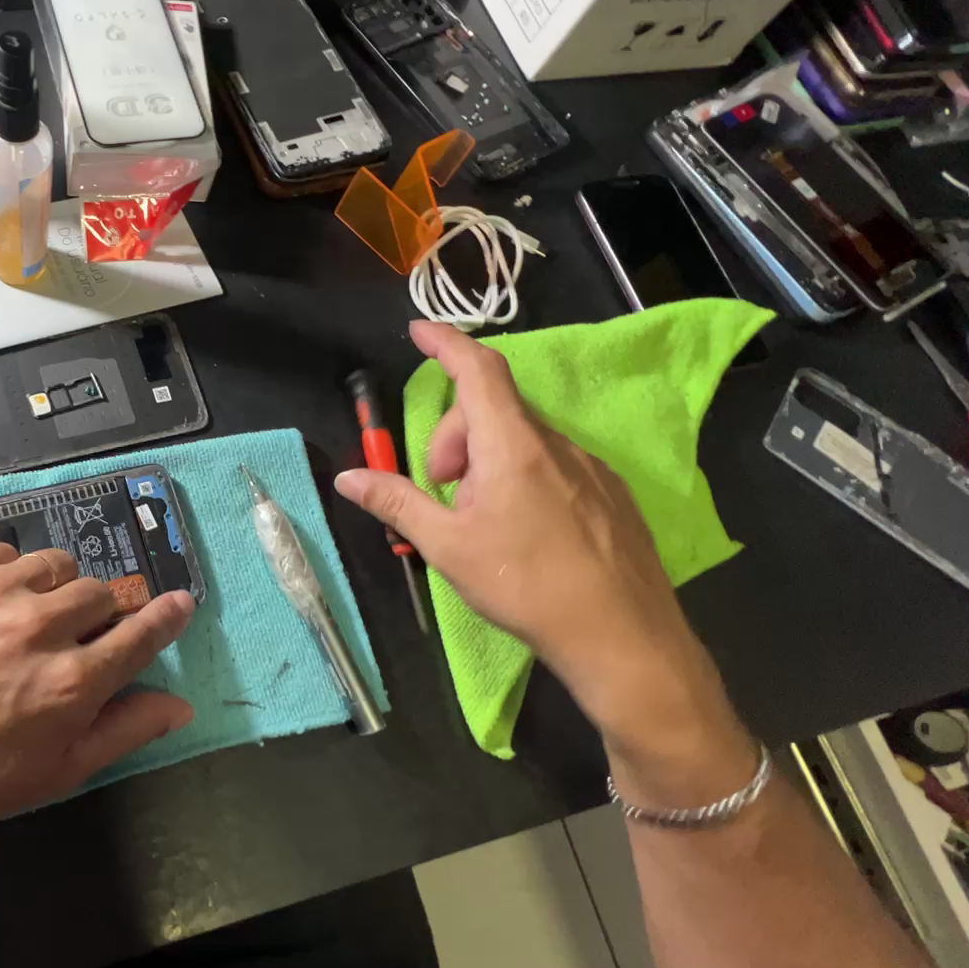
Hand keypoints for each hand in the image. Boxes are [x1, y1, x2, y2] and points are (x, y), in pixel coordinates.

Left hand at [0, 543, 195, 849]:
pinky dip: (6, 575)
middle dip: (93, 617)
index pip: (140, 634)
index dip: (166, 618)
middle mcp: (37, 626)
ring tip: (23, 623)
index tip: (180, 602)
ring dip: (52, 591)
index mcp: (70, 681)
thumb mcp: (58, 771)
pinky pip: (3, 553)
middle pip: (97, 593)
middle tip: (65, 644)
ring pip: (53, 566)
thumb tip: (181, 703)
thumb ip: (126, 731)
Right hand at [334, 322, 743, 774]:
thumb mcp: (445, 546)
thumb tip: (347, 477)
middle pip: (491, 410)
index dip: (445, 343)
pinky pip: (550, 462)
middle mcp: (555, 444)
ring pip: (521, 439)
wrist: (621, 637)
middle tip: (438, 490)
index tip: (418, 331)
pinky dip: (518, 475)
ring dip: (483, 460)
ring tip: (476, 518)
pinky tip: (520, 530)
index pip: (477, 371)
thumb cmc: (524, 584)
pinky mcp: (608, 493)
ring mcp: (588, 467)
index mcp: (512, 446)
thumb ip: (395, 502)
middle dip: (451, 436)